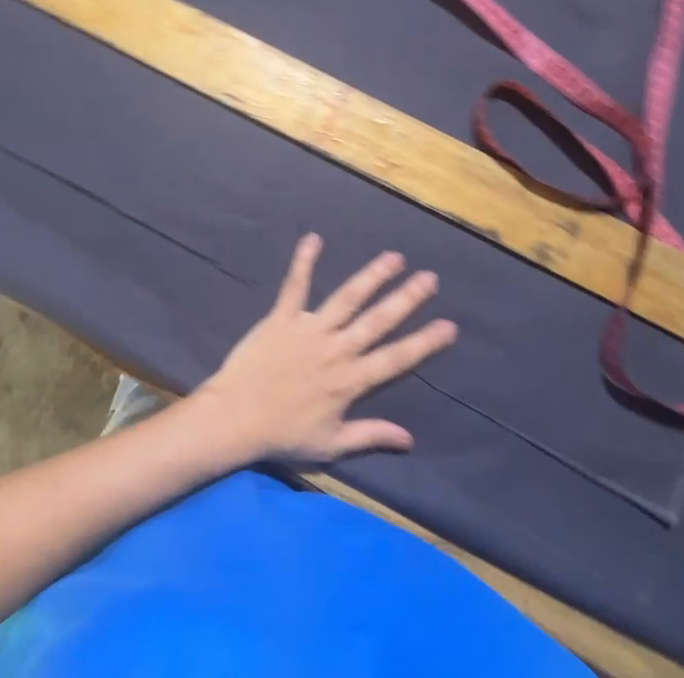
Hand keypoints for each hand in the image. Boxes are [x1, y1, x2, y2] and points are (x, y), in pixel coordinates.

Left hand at [186, 234, 456, 463]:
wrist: (234, 418)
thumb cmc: (282, 435)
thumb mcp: (331, 444)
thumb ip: (371, 435)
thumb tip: (409, 439)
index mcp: (350, 380)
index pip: (396, 359)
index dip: (424, 342)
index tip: (448, 325)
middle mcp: (336, 350)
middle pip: (377, 320)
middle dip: (406, 299)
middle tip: (430, 278)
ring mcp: (308, 330)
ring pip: (346, 298)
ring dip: (371, 276)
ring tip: (393, 257)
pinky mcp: (281, 319)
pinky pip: (295, 287)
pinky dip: (304, 262)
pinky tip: (313, 239)